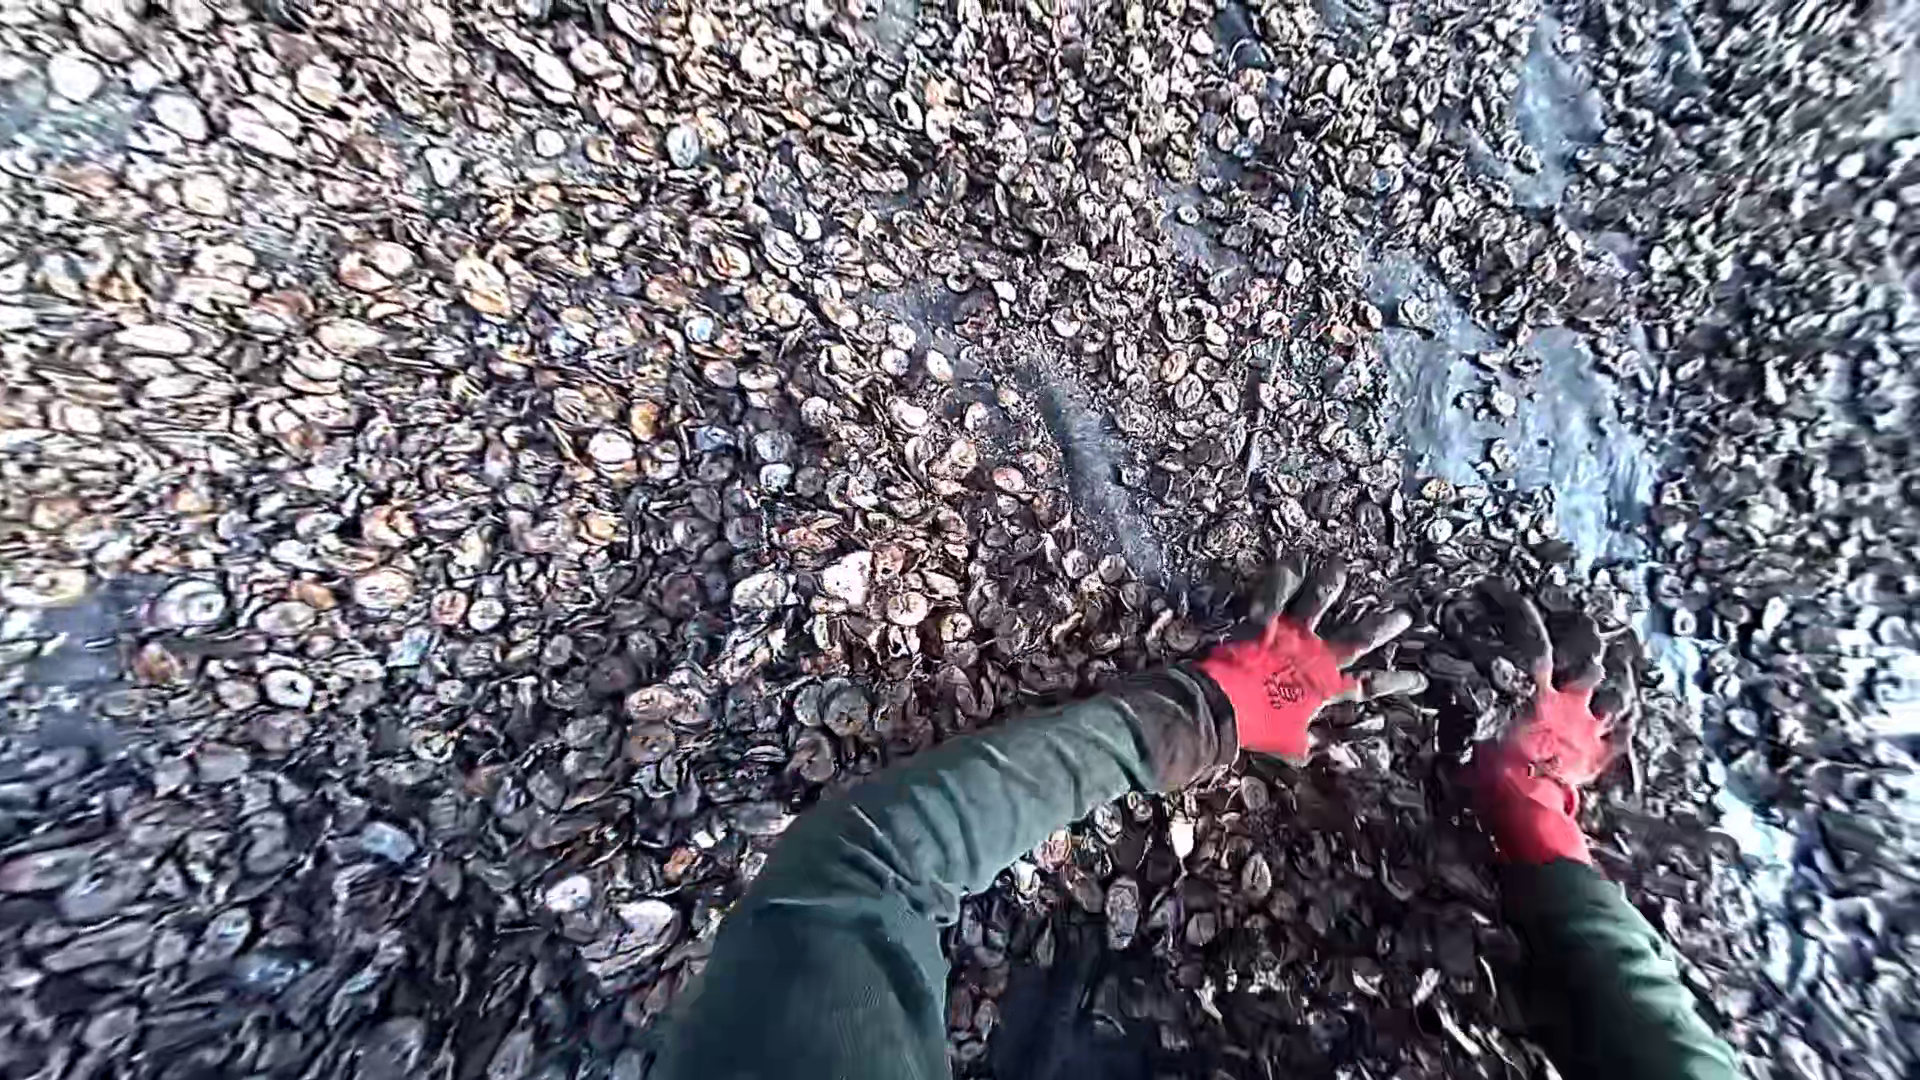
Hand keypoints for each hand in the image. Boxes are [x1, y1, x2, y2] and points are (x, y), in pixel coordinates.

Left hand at [1197, 555, 1425, 763]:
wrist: (1222, 707)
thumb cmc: (1256, 726)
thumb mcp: (1291, 743)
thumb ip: (1316, 745)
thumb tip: (1339, 757)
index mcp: (1325, 689)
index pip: (1369, 686)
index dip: (1394, 682)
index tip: (1418, 679)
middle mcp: (1314, 658)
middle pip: (1356, 638)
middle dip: (1381, 626)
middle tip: (1402, 615)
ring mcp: (1290, 638)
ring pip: (1318, 605)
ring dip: (1331, 585)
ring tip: (1340, 566)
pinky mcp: (1264, 625)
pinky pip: (1275, 596)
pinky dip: (1284, 578)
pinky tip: (1291, 560)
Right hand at [1466, 583, 1634, 864]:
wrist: (1527, 806)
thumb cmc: (1489, 764)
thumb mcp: (1464, 721)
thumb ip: (1461, 691)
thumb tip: (1439, 662)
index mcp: (1532, 688)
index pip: (1527, 636)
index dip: (1513, 608)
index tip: (1495, 589)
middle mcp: (1569, 699)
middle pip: (1585, 654)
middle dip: (1581, 630)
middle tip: (1579, 610)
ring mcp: (1591, 723)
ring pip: (1614, 684)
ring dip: (1614, 663)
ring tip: (1617, 646)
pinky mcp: (1603, 746)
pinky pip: (1625, 721)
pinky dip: (1627, 706)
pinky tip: (1630, 696)